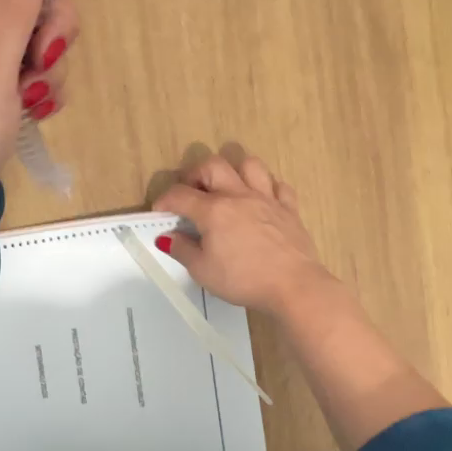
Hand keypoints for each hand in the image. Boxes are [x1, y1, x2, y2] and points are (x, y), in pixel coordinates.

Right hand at [153, 146, 338, 316]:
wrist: (292, 285)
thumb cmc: (242, 280)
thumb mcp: (202, 271)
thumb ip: (182, 250)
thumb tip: (167, 237)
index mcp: (213, 211)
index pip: (180, 195)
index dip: (164, 200)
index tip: (159, 211)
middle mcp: (238, 196)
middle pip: (213, 166)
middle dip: (195, 174)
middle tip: (190, 192)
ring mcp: (267, 199)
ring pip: (249, 165)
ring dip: (233, 172)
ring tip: (227, 189)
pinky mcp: (289, 208)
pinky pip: (278, 186)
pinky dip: (266, 188)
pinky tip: (260, 201)